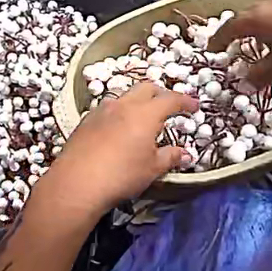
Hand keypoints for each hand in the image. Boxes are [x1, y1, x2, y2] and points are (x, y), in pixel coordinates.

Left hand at [40, 83, 197, 216]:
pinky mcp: (86, 121)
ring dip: (137, 102)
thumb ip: (170, 157)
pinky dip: (119, 113)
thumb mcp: (152, 168)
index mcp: (145, 113)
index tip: (194, 106)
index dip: (185, 102)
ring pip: (124, 96)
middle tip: (169, 107)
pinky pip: (108, 109)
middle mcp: (123, 105)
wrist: (77, 182)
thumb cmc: (121, 175)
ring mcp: (101, 111)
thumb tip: (185, 154)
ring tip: (143, 117)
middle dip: (161, 94)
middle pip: (146, 88)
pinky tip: (119, 129)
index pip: (170, 99)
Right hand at [213, 0, 271, 87]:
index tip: (212, 50)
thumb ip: (260, 75)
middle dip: (241, 34)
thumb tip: (244, 83)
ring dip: (263, 29)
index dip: (218, 40)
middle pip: (248, 18)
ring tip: (266, 44)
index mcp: (255, 18)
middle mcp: (269, 3)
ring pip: (269, 14)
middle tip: (237, 49)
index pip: (228, 28)